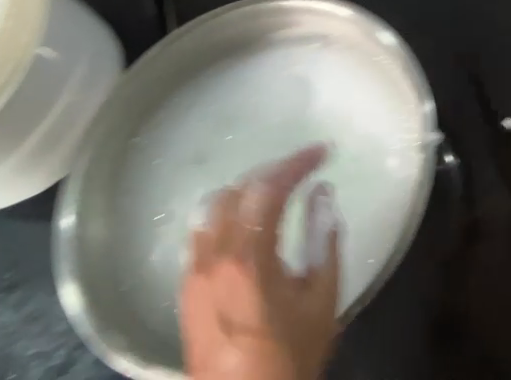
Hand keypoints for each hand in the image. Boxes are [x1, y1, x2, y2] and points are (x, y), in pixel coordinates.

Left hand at [180, 145, 343, 379]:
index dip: (297, 164)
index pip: (270, 189)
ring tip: (278, 188)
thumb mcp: (322, 299)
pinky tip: (247, 219)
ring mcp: (195, 273)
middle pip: (239, 190)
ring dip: (248, 188)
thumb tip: (322, 193)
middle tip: (305, 168)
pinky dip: (227, 211)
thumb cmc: (291, 357)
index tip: (322, 153)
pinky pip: (202, 231)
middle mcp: (214, 258)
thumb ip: (324, 239)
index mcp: (250, 260)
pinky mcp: (186, 288)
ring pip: (215, 206)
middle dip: (275, 170)